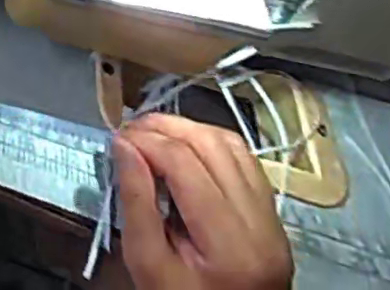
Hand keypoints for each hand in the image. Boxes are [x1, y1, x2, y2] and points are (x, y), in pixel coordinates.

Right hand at [115, 114, 293, 289]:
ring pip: (229, 143)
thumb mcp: (146, 262)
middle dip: (163, 127)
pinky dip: (209, 142)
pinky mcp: (272, 214)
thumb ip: (135, 200)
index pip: (184, 163)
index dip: (146, 140)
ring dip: (186, 129)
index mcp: (231, 246)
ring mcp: (273, 218)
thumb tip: (123, 142)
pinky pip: (242, 158)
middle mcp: (262, 226)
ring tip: (153, 137)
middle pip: (210, 145)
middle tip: (130, 133)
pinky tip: (183, 149)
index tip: (117, 140)